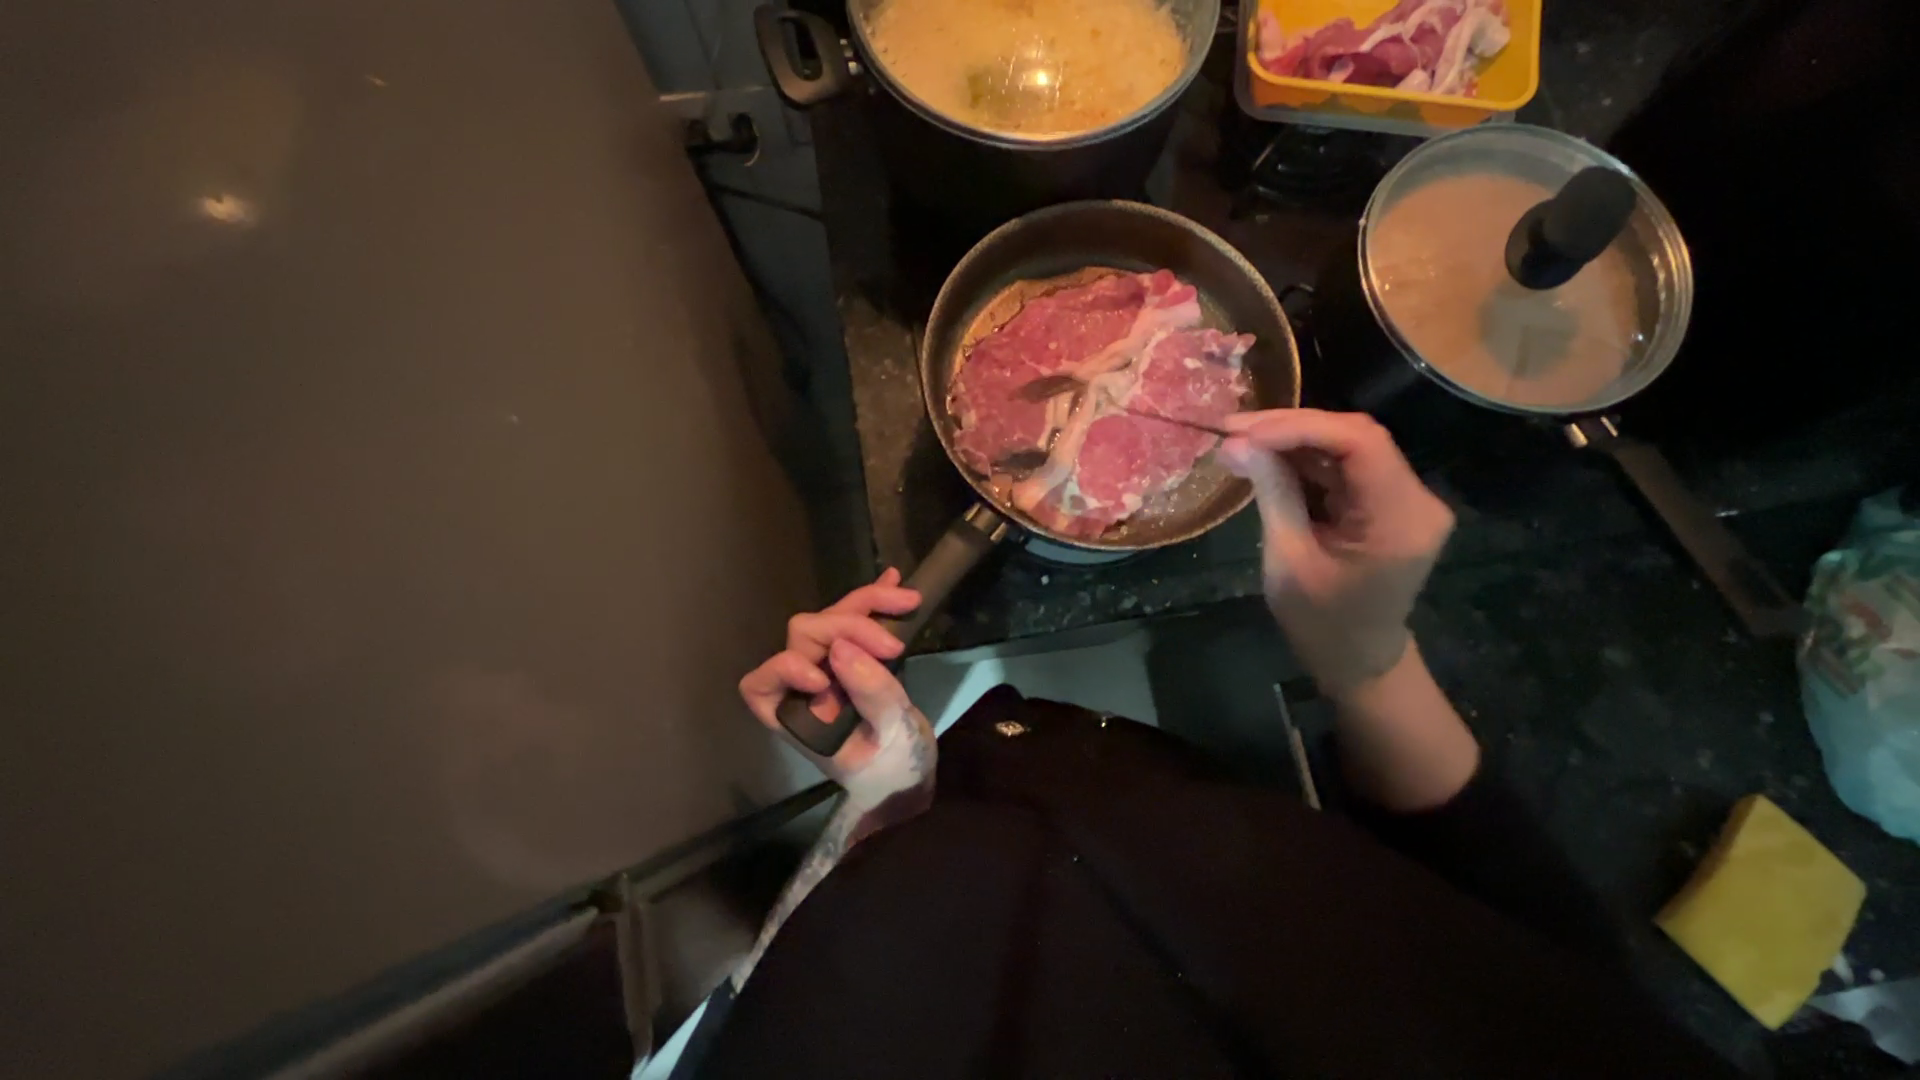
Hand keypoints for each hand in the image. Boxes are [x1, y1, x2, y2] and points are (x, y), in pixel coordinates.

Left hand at [738, 569, 936, 807]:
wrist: (914, 778)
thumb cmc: (893, 772)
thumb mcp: (890, 739)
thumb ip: (870, 695)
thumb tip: (843, 646)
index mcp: (794, 717)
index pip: (763, 682)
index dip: (787, 668)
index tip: (823, 681)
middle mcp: (803, 688)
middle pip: (805, 636)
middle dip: (847, 629)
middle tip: (892, 646)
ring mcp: (830, 667)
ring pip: (833, 620)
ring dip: (866, 605)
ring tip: (905, 598)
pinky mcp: (857, 656)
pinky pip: (857, 620)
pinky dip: (874, 601)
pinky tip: (896, 581)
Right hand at [1219, 409, 1453, 693]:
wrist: (1357, 660)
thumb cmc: (1321, 623)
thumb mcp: (1288, 558)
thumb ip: (1271, 493)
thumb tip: (1235, 444)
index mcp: (1401, 518)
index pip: (1360, 442)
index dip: (1300, 426)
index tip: (1243, 432)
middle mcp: (1416, 499)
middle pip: (1355, 438)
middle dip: (1291, 429)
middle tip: (1231, 430)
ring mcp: (1404, 499)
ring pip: (1347, 448)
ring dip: (1292, 442)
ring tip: (1238, 442)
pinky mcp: (1386, 503)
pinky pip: (1345, 468)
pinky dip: (1304, 462)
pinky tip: (1265, 460)